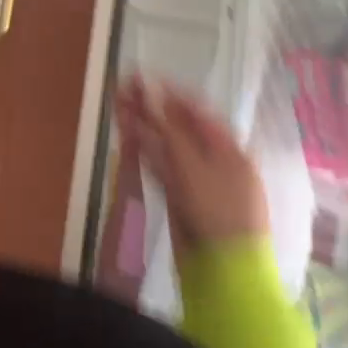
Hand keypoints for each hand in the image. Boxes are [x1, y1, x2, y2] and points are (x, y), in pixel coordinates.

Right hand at [116, 79, 267, 257]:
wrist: (223, 272)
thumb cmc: (217, 212)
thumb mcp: (193, 165)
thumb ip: (168, 128)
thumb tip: (151, 92)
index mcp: (230, 151)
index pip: (199, 113)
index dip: (170, 92)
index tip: (141, 76)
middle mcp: (215, 163)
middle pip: (179, 128)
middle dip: (151, 107)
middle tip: (121, 87)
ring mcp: (197, 182)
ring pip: (166, 147)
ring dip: (142, 126)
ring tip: (117, 106)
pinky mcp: (179, 199)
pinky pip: (160, 168)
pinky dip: (143, 152)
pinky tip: (127, 137)